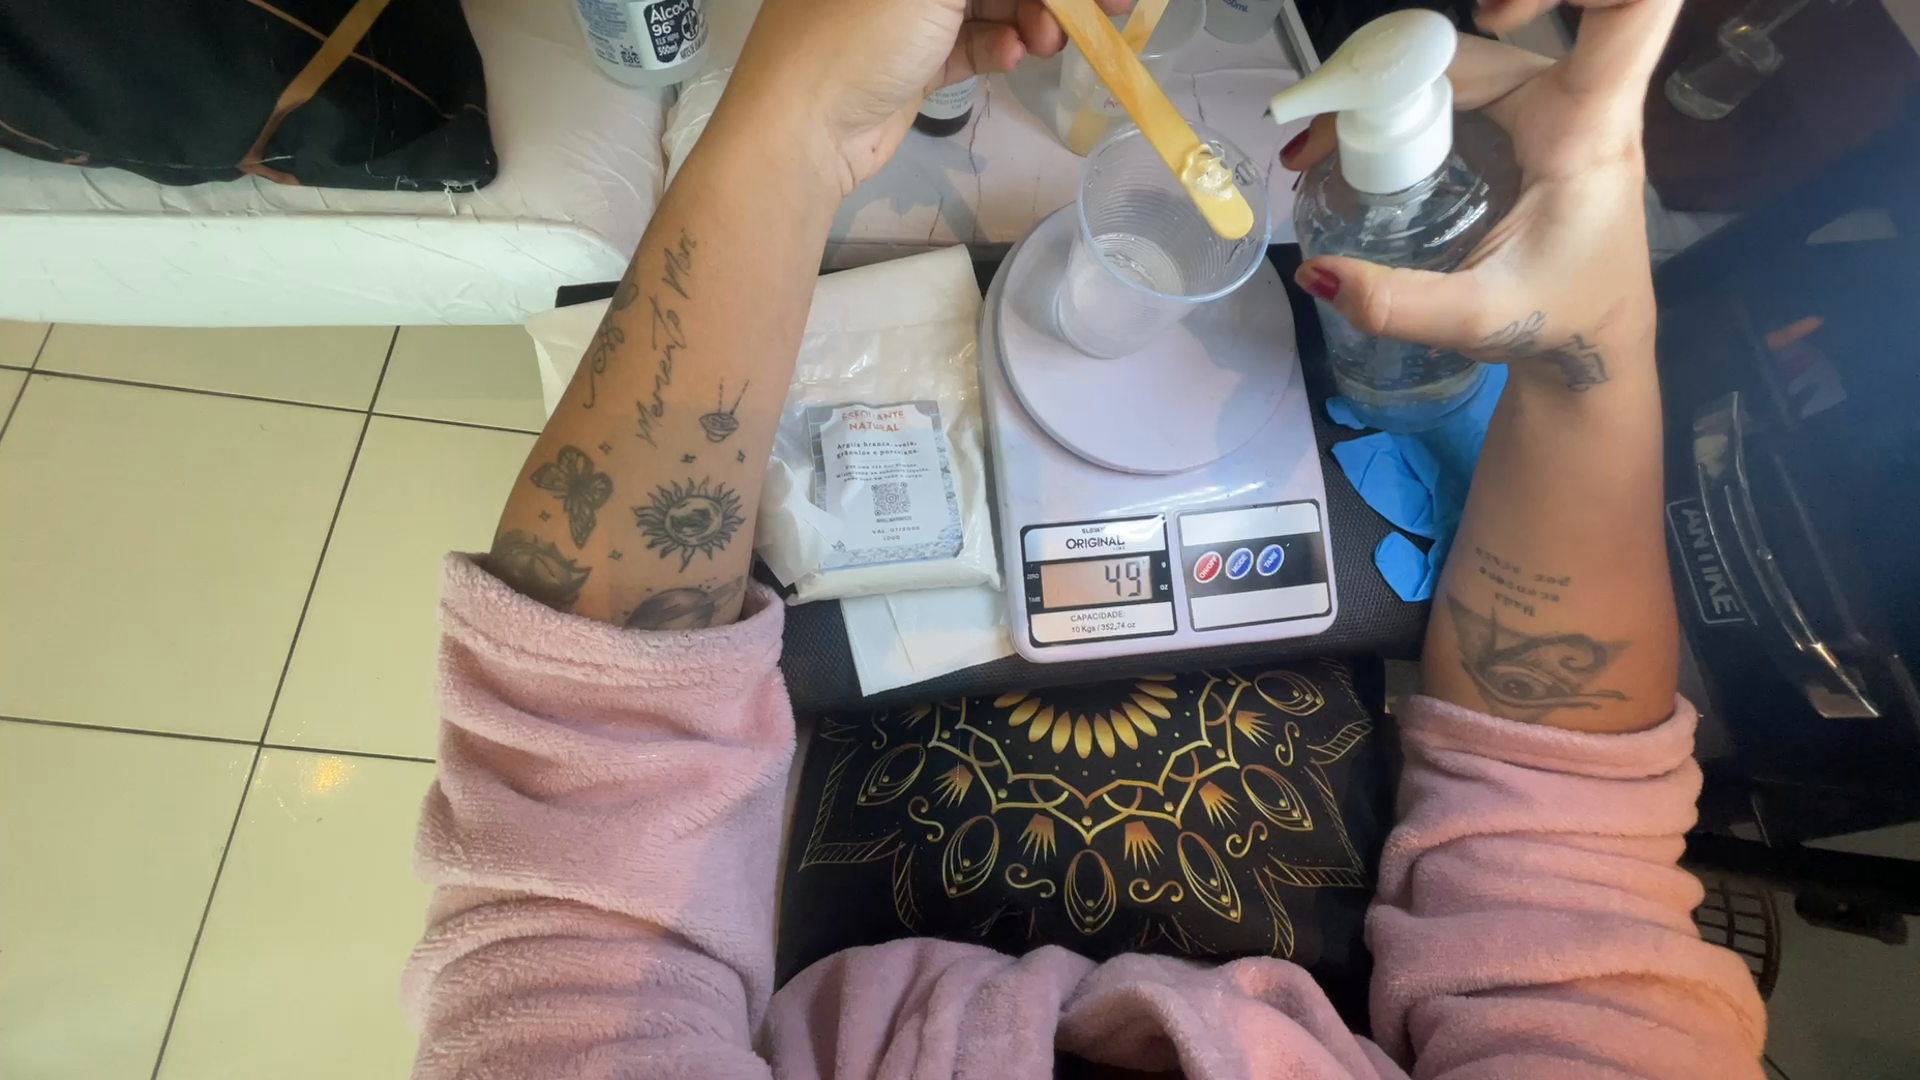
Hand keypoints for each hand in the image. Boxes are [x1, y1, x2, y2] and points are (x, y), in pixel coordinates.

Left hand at [726, 0, 1128, 194]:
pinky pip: (969, 44)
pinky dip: (995, 49)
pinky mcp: (914, 58)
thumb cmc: (861, 28)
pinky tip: (1013, 58)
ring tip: (1050, 42)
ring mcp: (910, 9)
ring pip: (990, 3)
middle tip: (1104, 10)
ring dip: (1028, 19)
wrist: (806, 128)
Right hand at [1283, 0, 1681, 392]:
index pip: (1628, 3)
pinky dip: (1390, 110)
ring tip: (1314, 151)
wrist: (1587, 333)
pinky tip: (1345, 148)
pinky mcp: (1508, 130)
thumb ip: (1394, 303)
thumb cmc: (1560, 315)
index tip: (1492, 11)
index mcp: (1586, 127)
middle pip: (1482, 48)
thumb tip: (1314, 272)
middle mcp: (1567, 100)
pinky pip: (1447, 96)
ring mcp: (1534, 111)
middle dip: (1395, 71)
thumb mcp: (1476, 318)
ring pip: (1455, 68)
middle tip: (1316, 140)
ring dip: (1380, 94)